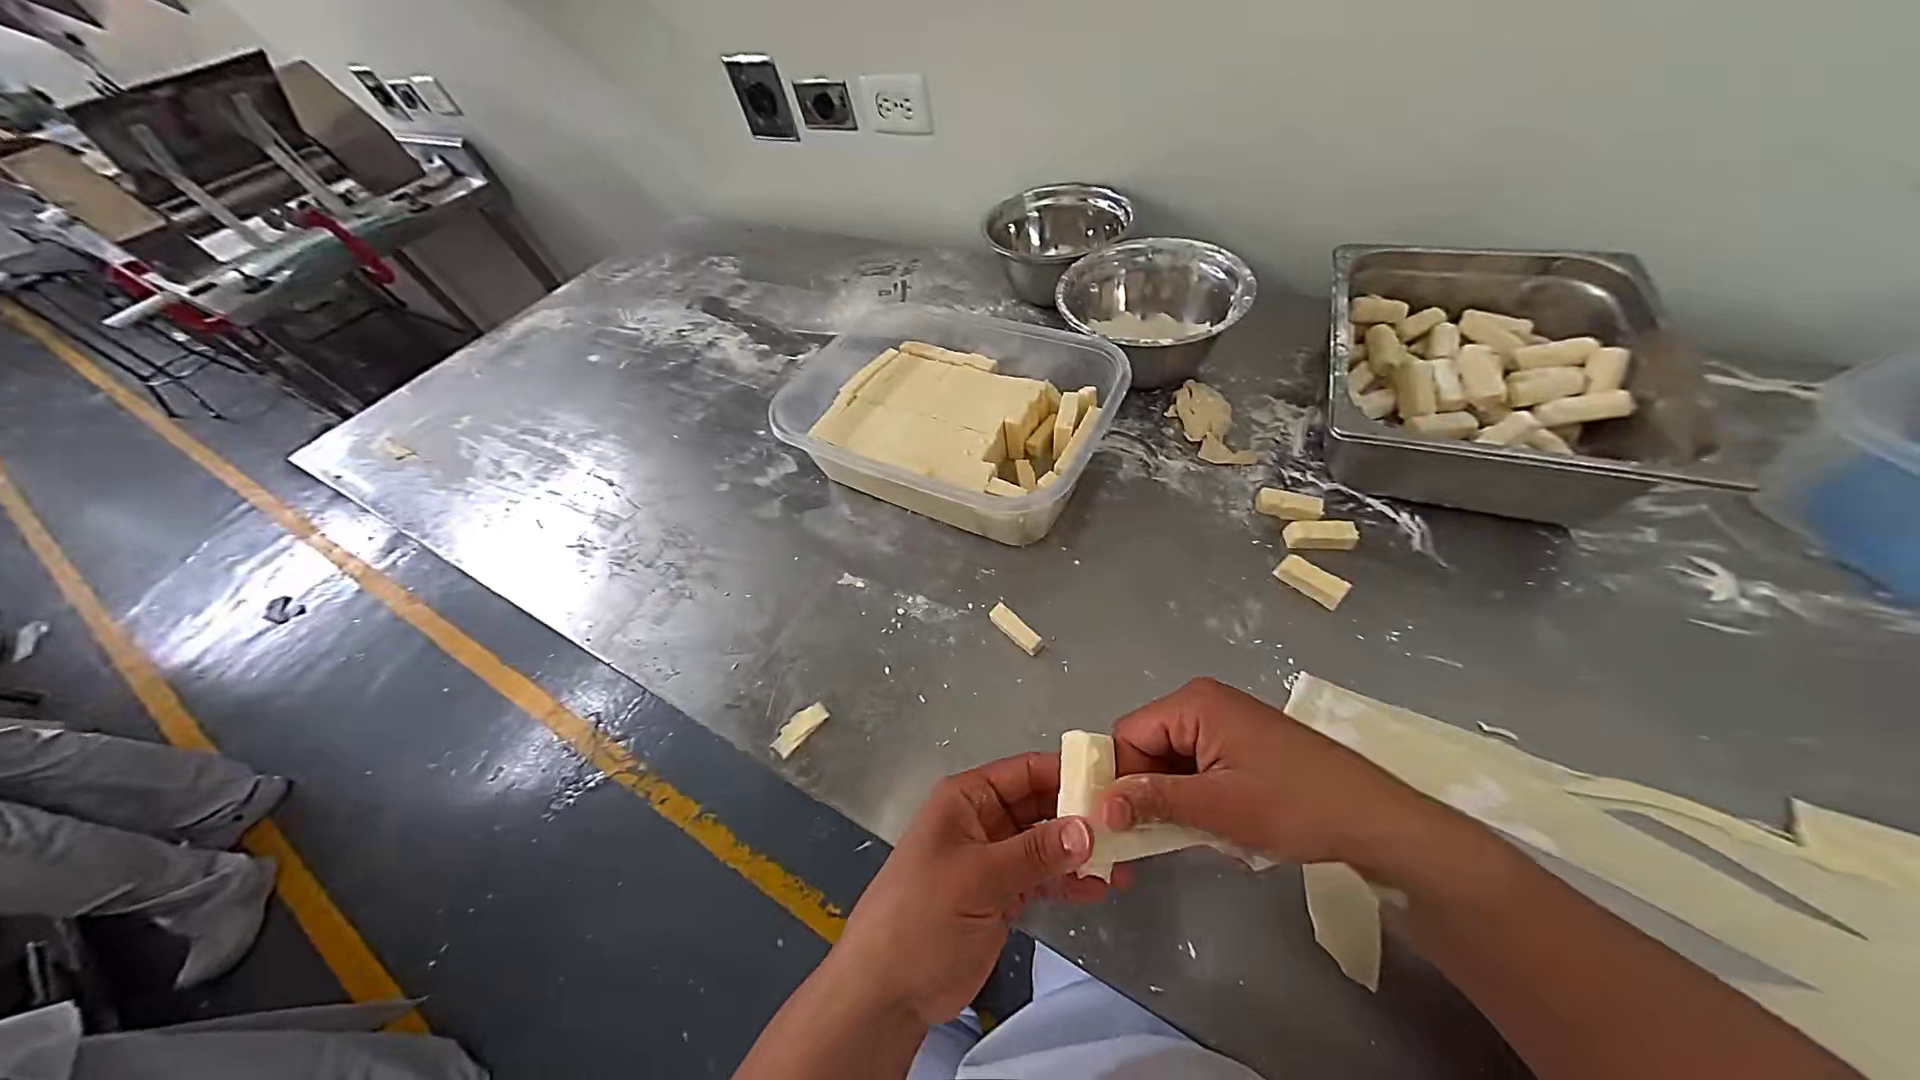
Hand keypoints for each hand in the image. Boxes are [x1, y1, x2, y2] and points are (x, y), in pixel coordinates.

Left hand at [825, 752, 1106, 1025]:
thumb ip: (1034, 853)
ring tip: (1121, 866)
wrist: (887, 989)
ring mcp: (994, 859)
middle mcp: (983, 820)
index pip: (1024, 772)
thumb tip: (1088, 828)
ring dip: (1080, 853)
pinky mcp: (1002, 894)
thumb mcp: (977, 877)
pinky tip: (1097, 889)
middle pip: (1040, 806)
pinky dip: (1068, 881)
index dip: (1066, 773)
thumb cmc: (921, 915)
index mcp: (967, 799)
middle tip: (1126, 830)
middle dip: (1080, 817)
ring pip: (1046, 843)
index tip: (1112, 783)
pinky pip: (1042, 877)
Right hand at [1101, 677, 1449, 872]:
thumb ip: (1153, 801)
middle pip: (1148, 744)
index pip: (1128, 734)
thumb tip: (1100, 806)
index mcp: (1194, 704)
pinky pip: (1197, 763)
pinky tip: (1211, 822)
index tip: (1118, 822)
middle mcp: (1204, 702)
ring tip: (1186, 831)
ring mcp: (1226, 721)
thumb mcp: (1216, 808)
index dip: (1119, 777)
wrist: (1375, 819)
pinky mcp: (1242, 742)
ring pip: (1171, 758)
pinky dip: (1194, 793)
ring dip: (1171, 795)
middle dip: (1146, 788)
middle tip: (1150, 835)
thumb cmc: (1294, 806)